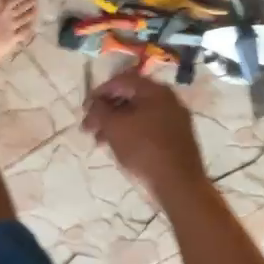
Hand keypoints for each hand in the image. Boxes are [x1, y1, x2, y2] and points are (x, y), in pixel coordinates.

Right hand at [82, 69, 208, 195]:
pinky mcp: (177, 136)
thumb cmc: (143, 149)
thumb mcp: (114, 127)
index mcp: (155, 90)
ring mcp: (175, 118)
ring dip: (116, 123)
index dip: (98, 92)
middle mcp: (168, 99)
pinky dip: (131, 131)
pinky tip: (119, 146)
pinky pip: (148, 126)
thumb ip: (99, 110)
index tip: (84, 109)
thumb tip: (93, 104)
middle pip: (130, 96)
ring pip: (138, 113)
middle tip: (89, 127)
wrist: (178, 183)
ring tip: (100, 141)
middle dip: (106, 110)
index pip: (120, 80)